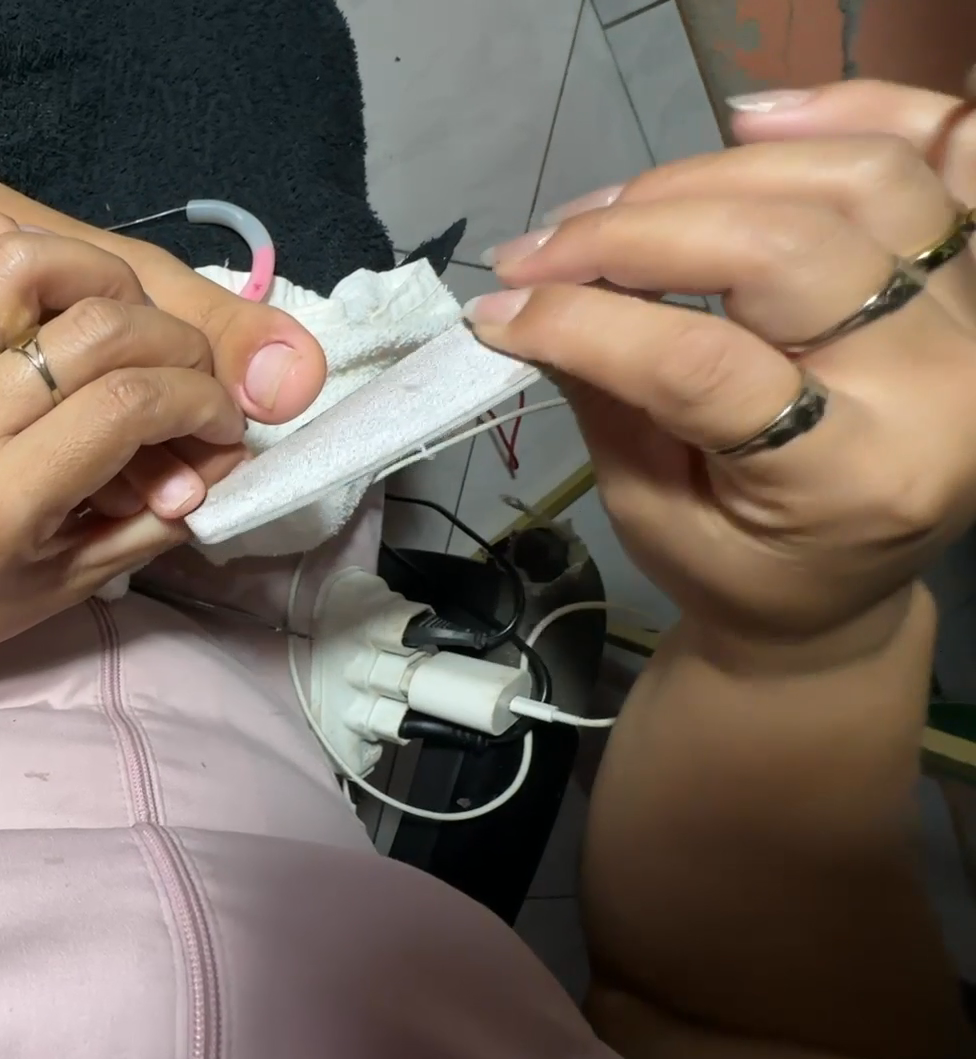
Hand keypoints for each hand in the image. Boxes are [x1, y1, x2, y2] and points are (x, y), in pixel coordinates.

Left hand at [0, 211, 246, 682]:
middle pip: (95, 328)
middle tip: (192, 388)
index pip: (128, 404)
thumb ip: (156, 520)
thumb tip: (220, 461)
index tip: (220, 428)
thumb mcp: (74, 584)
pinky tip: (44, 286)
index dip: (200, 403)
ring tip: (132, 327)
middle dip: (176, 347)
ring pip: (21, 264)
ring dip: (103, 277)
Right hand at [462, 79, 975, 661]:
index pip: (700, 366)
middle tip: (530, 254)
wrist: (834, 582)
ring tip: (598, 210)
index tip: (493, 313)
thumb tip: (531, 308)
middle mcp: (944, 383)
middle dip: (630, 238)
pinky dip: (857, 115)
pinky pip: (944, 160)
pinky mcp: (973, 281)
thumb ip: (607, 400)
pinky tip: (754, 118)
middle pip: (785, 252)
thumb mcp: (645, 508)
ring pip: (857, 186)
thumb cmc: (727, 562)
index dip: (583, 324)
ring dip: (702, 179)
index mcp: (846, 476)